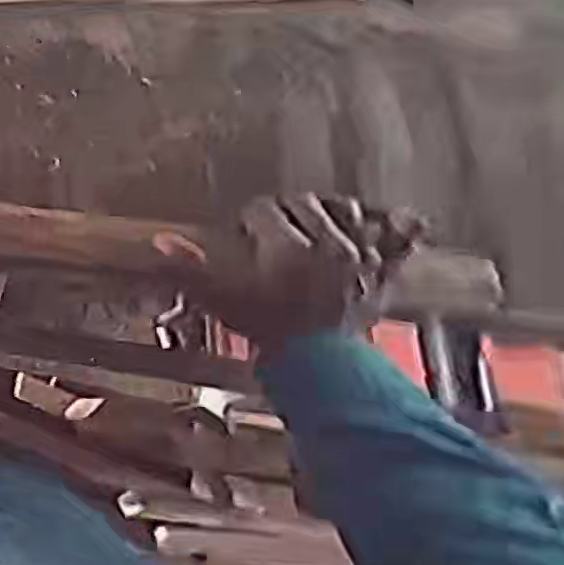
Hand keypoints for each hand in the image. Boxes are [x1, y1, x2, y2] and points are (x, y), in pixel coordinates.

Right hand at [195, 194, 422, 348]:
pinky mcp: (386, 271)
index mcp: (284, 247)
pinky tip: (388, 218)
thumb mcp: (216, 296)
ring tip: (314, 221)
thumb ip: (188, 266)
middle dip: (284, 209)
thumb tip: (159, 239)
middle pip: (305, 202)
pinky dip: (399, 224)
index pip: (263, 208)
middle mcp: (327, 244)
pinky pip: (404, 236)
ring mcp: (363, 257)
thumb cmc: (263, 325)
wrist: (318, 362)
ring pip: (349, 209)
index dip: (247, 218)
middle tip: (272, 226)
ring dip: (330, 209)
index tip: (241, 232)